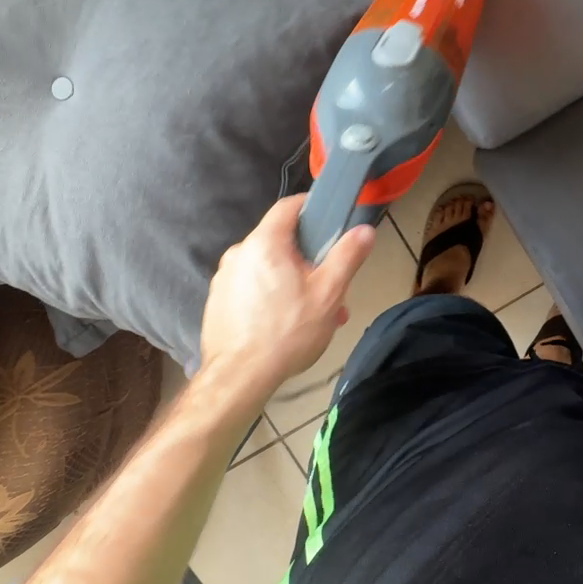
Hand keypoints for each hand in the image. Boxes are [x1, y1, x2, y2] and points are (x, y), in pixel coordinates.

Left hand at [200, 195, 374, 387]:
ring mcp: (224, 278)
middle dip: (310, 261)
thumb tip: (364, 230)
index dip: (312, 208)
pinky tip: (288, 326)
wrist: (240, 376)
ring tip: (315, 315)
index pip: (289, 207)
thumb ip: (347, 256)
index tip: (332, 221)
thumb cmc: (288, 331)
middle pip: (281, 243)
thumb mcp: (329, 293)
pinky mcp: (218, 302)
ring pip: (268, 269)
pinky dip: (273, 298)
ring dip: (294, 284)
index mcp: (265, 243)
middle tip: (332, 288)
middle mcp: (239, 253)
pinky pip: (252, 289)